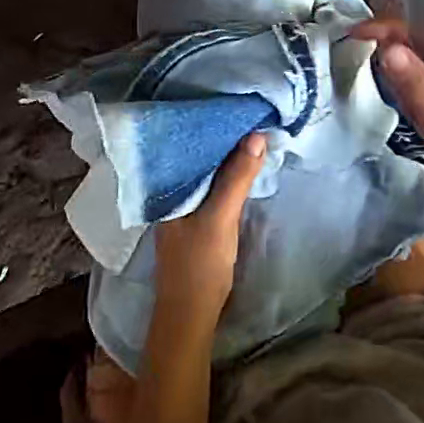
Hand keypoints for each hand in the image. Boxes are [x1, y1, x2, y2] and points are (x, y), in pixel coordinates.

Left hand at [153, 133, 264, 317]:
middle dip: (221, 139)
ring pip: (206, 172)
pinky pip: (211, 187)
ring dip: (226, 158)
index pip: (188, 146)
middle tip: (250, 115)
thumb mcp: (221, 218)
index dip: (212, 127)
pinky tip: (242, 168)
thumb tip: (257, 135)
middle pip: (197, 157)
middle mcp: (170, 192)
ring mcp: (182, 207)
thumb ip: (237, 178)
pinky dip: (226, 177)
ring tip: (250, 133)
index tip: (237, 108)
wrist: (190, 314)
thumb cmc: (200, 264)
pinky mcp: (195, 219)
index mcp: (167, 187)